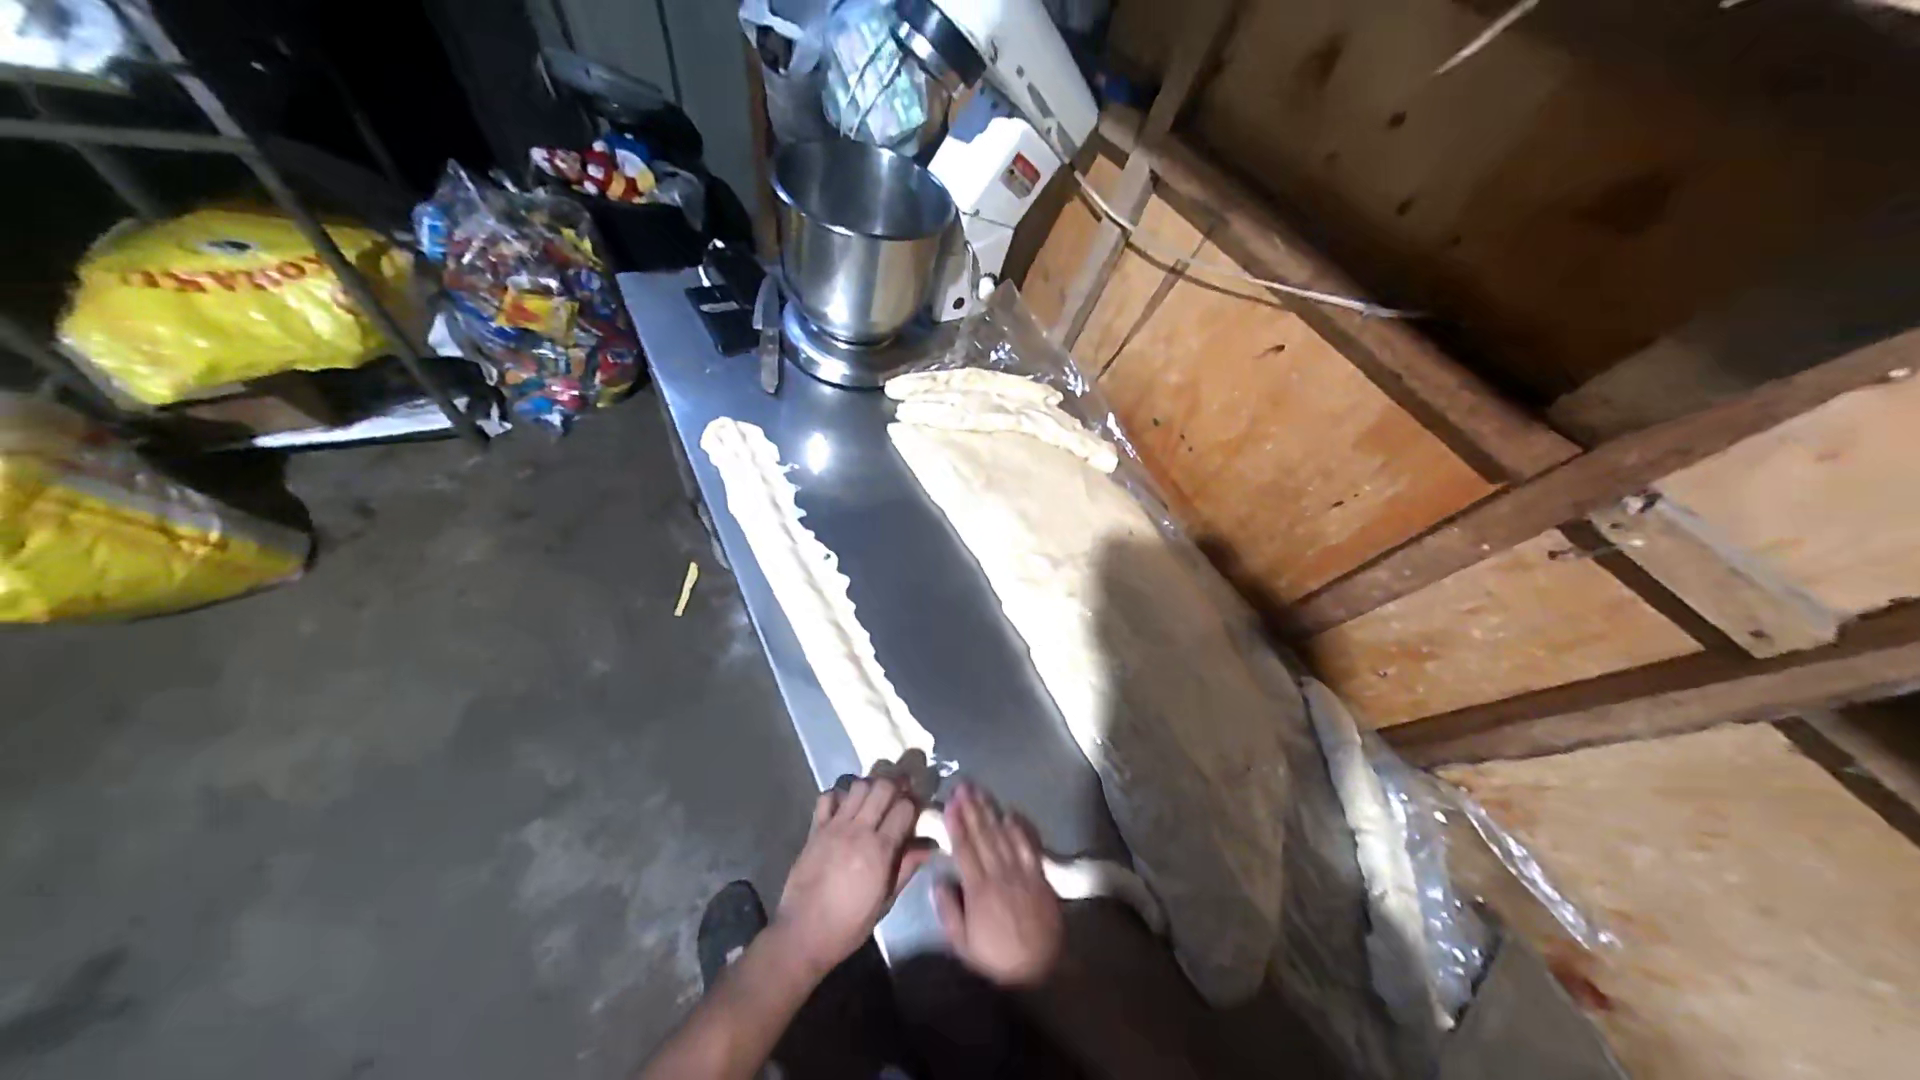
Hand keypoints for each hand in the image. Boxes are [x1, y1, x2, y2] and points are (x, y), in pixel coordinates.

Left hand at [773, 772, 932, 977]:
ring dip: (870, 787)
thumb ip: (907, 867)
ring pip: (857, 786)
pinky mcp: (815, 829)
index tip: (918, 810)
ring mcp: (834, 826)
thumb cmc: (849, 924)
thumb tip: (931, 845)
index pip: (905, 807)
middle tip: (901, 794)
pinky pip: (827, 797)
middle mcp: (858, 830)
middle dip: (896, 786)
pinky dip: (839, 796)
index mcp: (880, 849)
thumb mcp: (886, 901)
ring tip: (875, 799)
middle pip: (883, 786)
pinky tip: (846, 807)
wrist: (803, 933)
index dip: (915, 804)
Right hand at [934, 782, 1062, 987]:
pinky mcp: (1039, 875)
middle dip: (971, 809)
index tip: (950, 804)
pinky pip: (1028, 846)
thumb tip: (938, 881)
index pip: (964, 849)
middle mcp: (999, 874)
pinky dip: (1019, 829)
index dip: (957, 825)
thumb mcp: (962, 944)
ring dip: (990, 812)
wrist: (1041, 968)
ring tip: (980, 793)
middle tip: (963, 786)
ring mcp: (1021, 872)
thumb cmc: (997, 957)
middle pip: (983, 835)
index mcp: (978, 890)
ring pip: (1003, 835)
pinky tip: (1010, 813)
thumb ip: (948, 911)